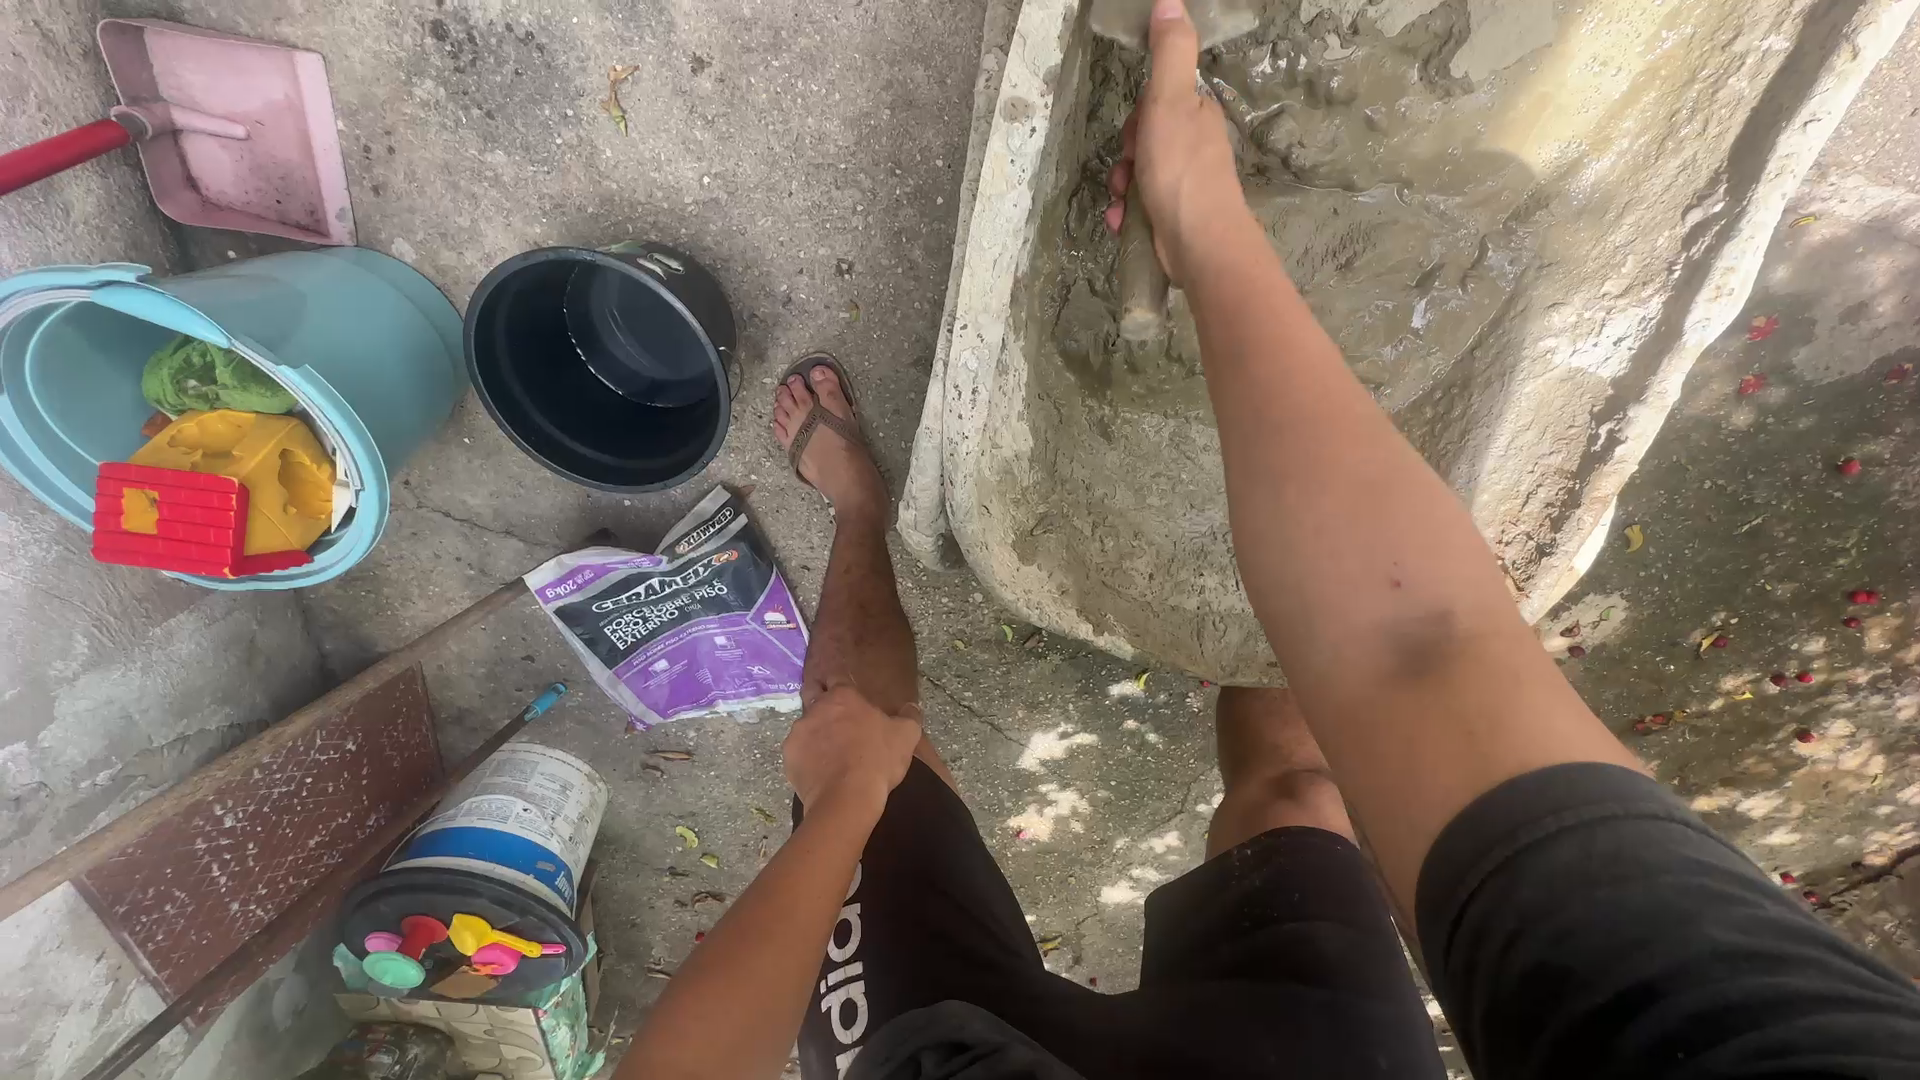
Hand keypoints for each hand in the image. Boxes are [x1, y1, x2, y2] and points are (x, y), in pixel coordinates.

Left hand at [784, 685, 923, 816]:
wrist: (846, 798)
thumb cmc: (877, 759)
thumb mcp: (906, 736)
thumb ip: (909, 716)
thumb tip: (911, 707)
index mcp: (843, 697)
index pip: (836, 676)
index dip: (840, 682)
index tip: (846, 692)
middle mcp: (817, 708)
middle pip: (813, 694)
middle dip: (821, 700)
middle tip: (835, 717)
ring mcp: (799, 733)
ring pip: (805, 726)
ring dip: (815, 732)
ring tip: (829, 752)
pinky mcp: (789, 757)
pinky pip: (798, 751)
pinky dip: (806, 757)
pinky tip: (819, 771)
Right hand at [1104, 0, 1248, 284]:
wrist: (1198, 243)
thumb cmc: (1182, 171)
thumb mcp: (1170, 102)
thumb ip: (1169, 53)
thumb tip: (1169, 2)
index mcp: (1196, 116)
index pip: (1158, 105)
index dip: (1137, 119)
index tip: (1134, 135)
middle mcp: (1193, 148)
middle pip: (1144, 143)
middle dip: (1125, 159)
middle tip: (1128, 170)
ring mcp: (1183, 187)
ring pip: (1137, 179)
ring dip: (1120, 190)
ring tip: (1121, 202)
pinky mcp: (1173, 220)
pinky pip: (1139, 209)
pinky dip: (1125, 215)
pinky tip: (1122, 222)